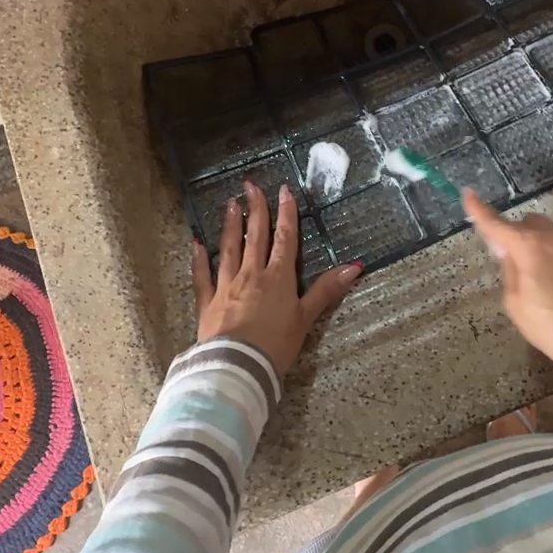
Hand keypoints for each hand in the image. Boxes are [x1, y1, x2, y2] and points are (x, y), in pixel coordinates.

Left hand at [193, 181, 360, 374]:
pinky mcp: (207, 303)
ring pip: (229, 249)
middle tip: (250, 185)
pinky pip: (203, 276)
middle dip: (256, 209)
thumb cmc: (276, 344)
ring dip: (231, 225)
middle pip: (255, 236)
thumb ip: (327, 290)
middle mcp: (251, 274)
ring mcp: (226, 286)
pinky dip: (199, 260)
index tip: (283, 190)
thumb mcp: (306, 318)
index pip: (284, 238)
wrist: (237, 367)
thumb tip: (355, 266)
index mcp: (278, 277)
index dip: (285, 214)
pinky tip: (196, 244)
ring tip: (230, 204)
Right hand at [463, 190, 552, 368]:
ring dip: (539, 243)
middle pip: (527, 223)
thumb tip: (510, 253)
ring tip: (541, 273)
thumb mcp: (516, 304)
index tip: (468, 194)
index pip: (496, 224)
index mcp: (528, 246)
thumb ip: (510, 271)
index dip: (479, 210)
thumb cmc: (550, 324)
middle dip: (516, 236)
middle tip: (513, 260)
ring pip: (550, 232)